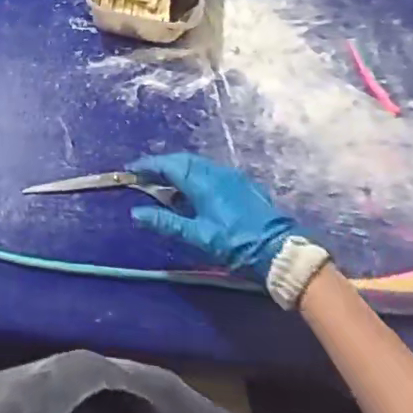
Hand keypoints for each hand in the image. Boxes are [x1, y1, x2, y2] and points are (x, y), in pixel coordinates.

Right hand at [127, 153, 298, 282]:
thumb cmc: (236, 243)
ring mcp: (231, 176)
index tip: (130, 170)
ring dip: (177, 170)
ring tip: (164, 185)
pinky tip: (191, 192)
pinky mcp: (242, 184)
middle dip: (161, 165)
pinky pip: (210, 171)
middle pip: (181, 161)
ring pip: (197, 165)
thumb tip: (135, 213)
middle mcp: (215, 171)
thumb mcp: (198, 236)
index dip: (147, 166)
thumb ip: (165, 223)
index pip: (167, 165)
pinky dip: (193, 175)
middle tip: (144, 176)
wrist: (282, 252)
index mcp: (202, 181)